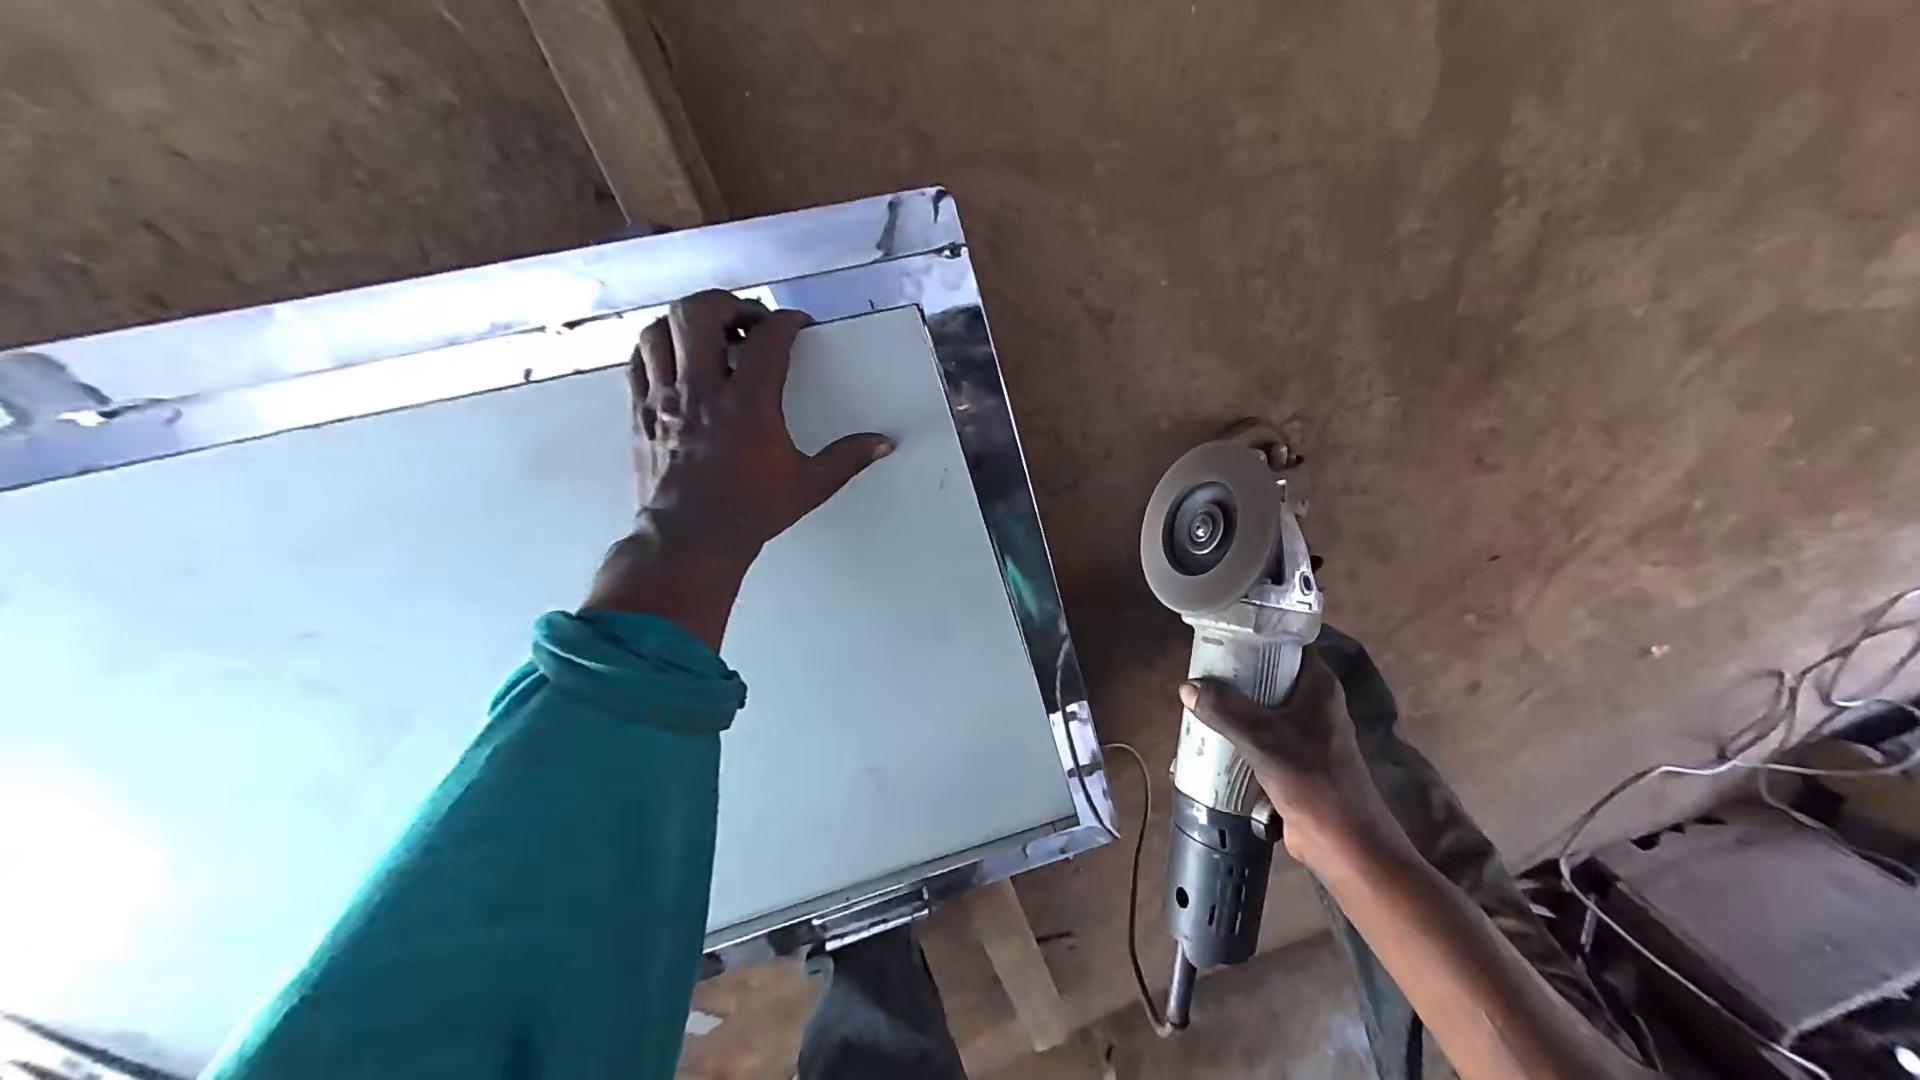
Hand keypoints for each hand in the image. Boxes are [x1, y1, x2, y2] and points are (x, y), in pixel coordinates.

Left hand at [583, 290, 893, 646]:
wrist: (690, 541)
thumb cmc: (748, 513)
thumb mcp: (808, 485)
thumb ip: (847, 459)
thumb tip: (880, 445)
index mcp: (748, 404)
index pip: (767, 338)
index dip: (785, 320)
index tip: (795, 323)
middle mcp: (702, 392)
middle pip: (699, 313)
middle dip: (727, 303)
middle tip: (746, 319)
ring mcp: (666, 400)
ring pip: (660, 329)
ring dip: (685, 320)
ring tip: (708, 333)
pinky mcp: (643, 413)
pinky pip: (639, 360)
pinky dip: (656, 347)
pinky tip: (675, 357)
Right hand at [1179, 649, 1397, 864]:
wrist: (1343, 842)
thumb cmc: (1312, 780)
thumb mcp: (1261, 738)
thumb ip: (1224, 710)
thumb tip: (1188, 687)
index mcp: (1318, 686)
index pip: (1286, 644)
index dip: (1256, 636)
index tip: (1221, 635)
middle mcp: (1314, 703)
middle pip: (1269, 675)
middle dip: (1236, 674)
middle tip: (1202, 669)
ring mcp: (1305, 731)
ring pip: (1263, 706)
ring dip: (1234, 706)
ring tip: (1200, 700)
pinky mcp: (1295, 757)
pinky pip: (1261, 734)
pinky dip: (1239, 732)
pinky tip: (1212, 736)